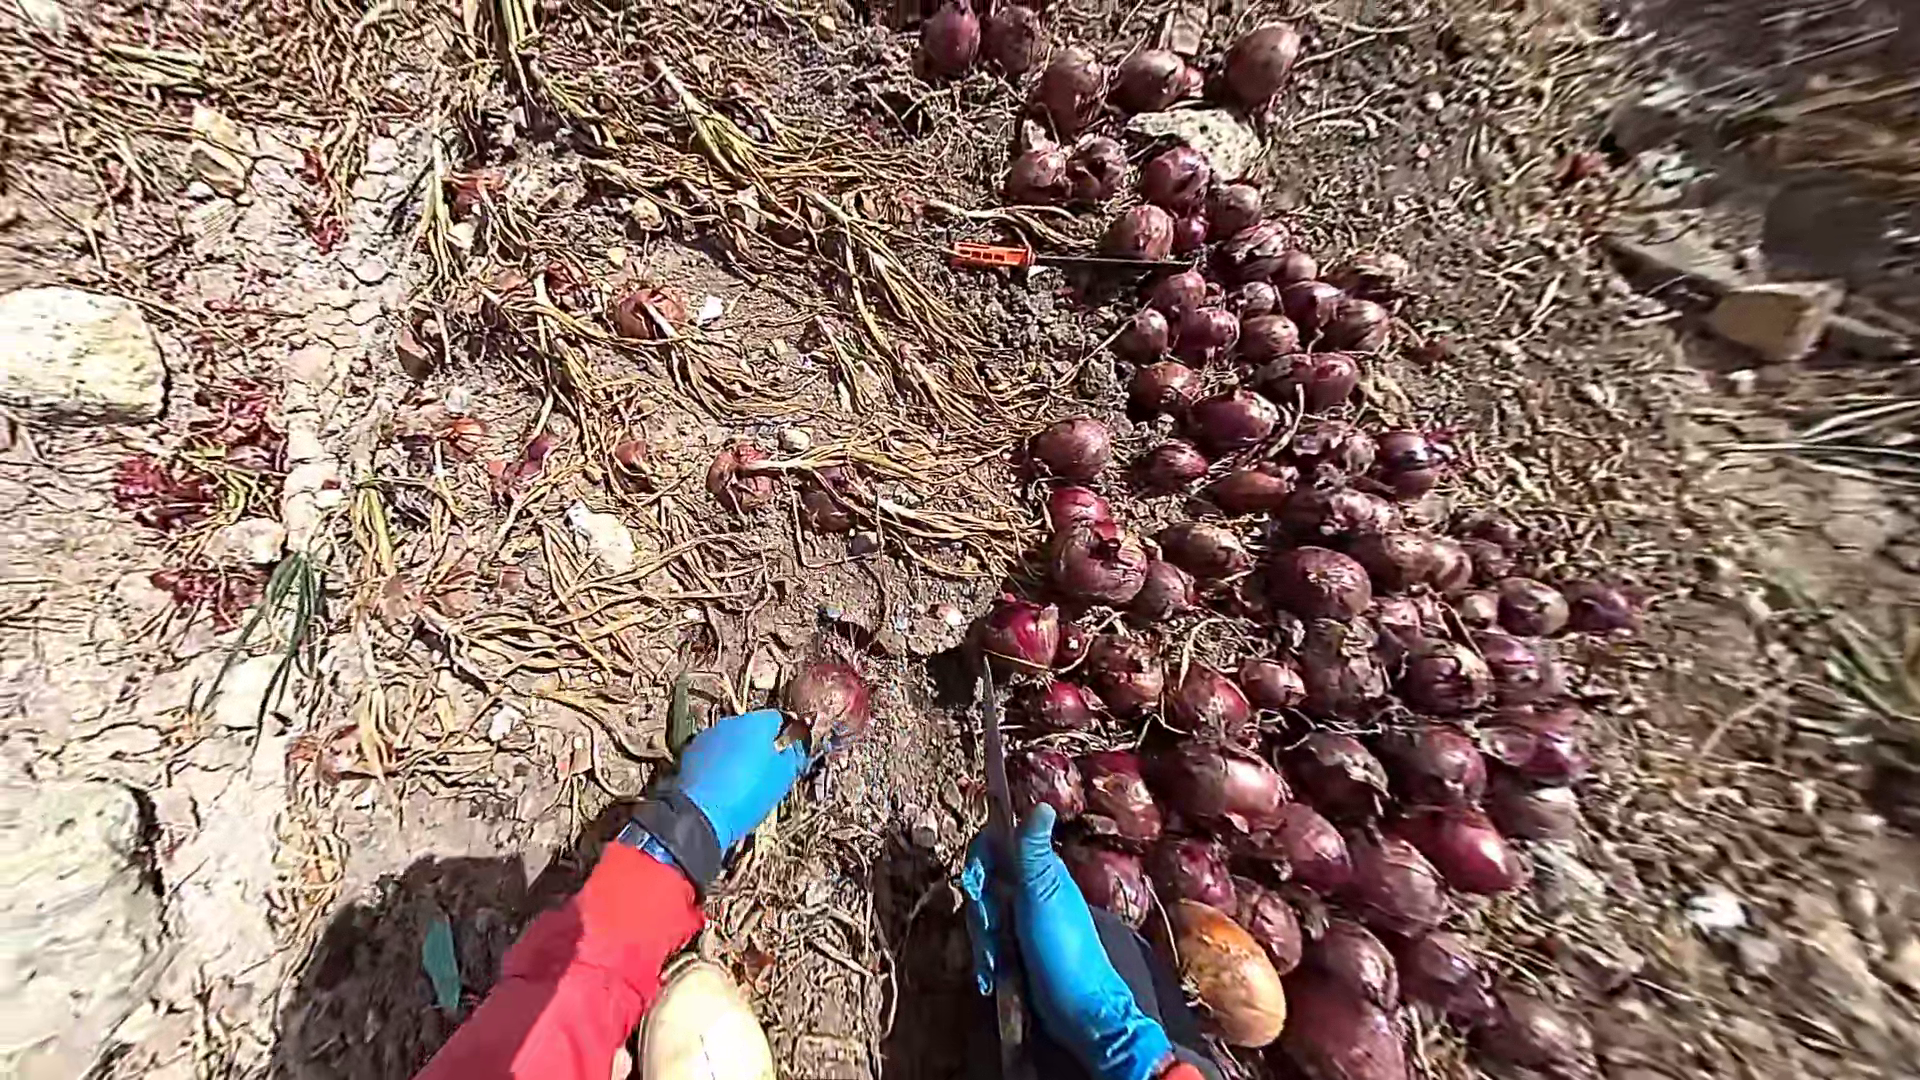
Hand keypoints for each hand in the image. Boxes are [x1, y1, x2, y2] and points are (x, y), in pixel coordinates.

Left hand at [665, 709, 806, 850]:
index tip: (788, 752)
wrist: (700, 816)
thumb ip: (793, 754)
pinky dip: (719, 764)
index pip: (779, 718)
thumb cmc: (748, 793)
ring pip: (731, 740)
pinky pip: (712, 754)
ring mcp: (708, 736)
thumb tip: (795, 745)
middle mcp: (731, 722)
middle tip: (768, 769)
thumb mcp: (783, 776)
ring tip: (744, 780)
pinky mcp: (689, 754)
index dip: (786, 735)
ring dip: (738, 753)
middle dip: (761, 744)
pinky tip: (723, 785)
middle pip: (753, 727)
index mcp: (758, 721)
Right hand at [962, 805, 1174, 1079]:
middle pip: (982, 883)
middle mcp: (1028, 886)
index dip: (978, 864)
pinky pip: (988, 942)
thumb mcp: (1043, 895)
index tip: (978, 889)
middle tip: (994, 935)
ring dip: (984, 941)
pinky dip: (987, 958)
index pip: (992, 845)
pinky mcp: (1016, 947)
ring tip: (997, 965)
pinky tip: (993, 978)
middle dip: (981, 913)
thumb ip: (1034, 849)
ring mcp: (1022, 918)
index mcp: (1037, 867)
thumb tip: (1043, 803)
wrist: (1081, 1016)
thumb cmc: (1063, 949)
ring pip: (982, 915)